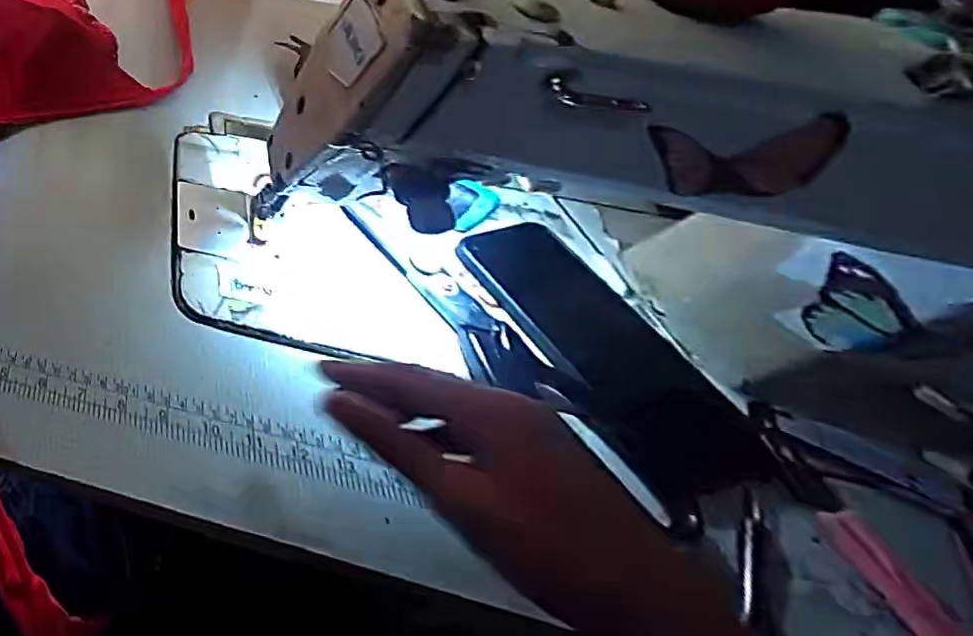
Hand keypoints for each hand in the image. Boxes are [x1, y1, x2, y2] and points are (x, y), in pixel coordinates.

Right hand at [321, 361, 740, 635]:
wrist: (650, 604)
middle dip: (381, 383)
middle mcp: (512, 407)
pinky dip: (440, 424)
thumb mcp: (458, 497)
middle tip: (341, 385)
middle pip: (431, 383)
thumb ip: (395, 444)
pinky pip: (476, 422)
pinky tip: (428, 442)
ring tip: (374, 412)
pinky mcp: (545, 450)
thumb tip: (342, 404)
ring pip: (454, 402)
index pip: (408, 376)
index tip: (324, 370)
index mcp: (489, 409)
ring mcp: (533, 427)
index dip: (360, 371)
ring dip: (410, 404)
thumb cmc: (552, 550)